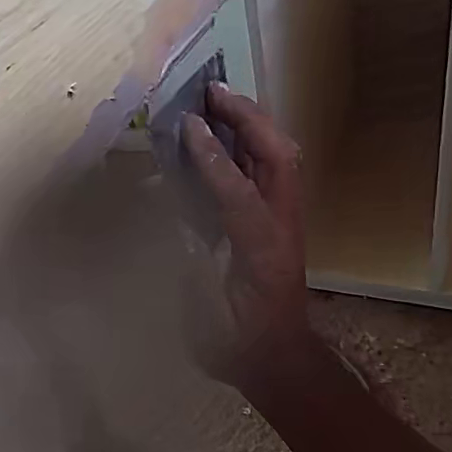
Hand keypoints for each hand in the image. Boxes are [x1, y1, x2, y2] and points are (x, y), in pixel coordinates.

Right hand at [180, 84, 311, 388]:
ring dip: (252, 124)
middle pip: (279, 158)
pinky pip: (267, 171)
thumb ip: (189, 275)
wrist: (278, 359)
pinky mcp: (275, 222)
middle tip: (213, 91)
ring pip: (279, 158)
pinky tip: (223, 134)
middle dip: (248, 119)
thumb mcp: (207, 320)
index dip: (212, 159)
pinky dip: (248, 144)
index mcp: (262, 253)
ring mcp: (284, 222)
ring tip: (218, 100)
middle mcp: (281, 227)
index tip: (187, 126)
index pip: (239, 194)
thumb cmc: (236, 345)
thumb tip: (167, 231)